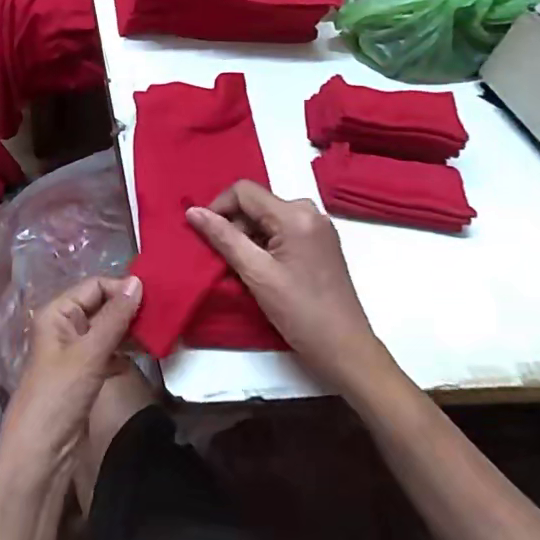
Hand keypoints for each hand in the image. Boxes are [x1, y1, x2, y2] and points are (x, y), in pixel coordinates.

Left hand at [0, 276, 142, 485]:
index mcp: (57, 313)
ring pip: (108, 329)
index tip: (155, 297)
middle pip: (102, 305)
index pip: (95, 286)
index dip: (122, 288)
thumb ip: (115, 317)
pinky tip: (143, 356)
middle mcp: (65, 326)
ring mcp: (74, 351)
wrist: (40, 457)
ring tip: (157, 333)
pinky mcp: (84, 374)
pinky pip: (109, 351)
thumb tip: (137, 281)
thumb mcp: (89, 353)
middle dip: (129, 309)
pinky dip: (124, 352)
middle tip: (162, 314)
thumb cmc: (59, 397)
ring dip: (130, 330)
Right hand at [187, 181, 388, 395]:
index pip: (244, 191)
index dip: (218, 207)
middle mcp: (310, 211)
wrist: (346, 348)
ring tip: (241, 269)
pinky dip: (265, 244)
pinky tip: (261, 270)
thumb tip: (194, 212)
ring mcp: (318, 227)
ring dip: (248, 237)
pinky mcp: (321, 243)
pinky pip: (283, 230)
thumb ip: (224, 238)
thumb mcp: (257, 274)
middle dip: (234, 225)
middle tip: (223, 259)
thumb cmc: (301, 313)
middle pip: (257, 203)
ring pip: (268, 217)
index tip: (204, 235)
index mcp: (296, 214)